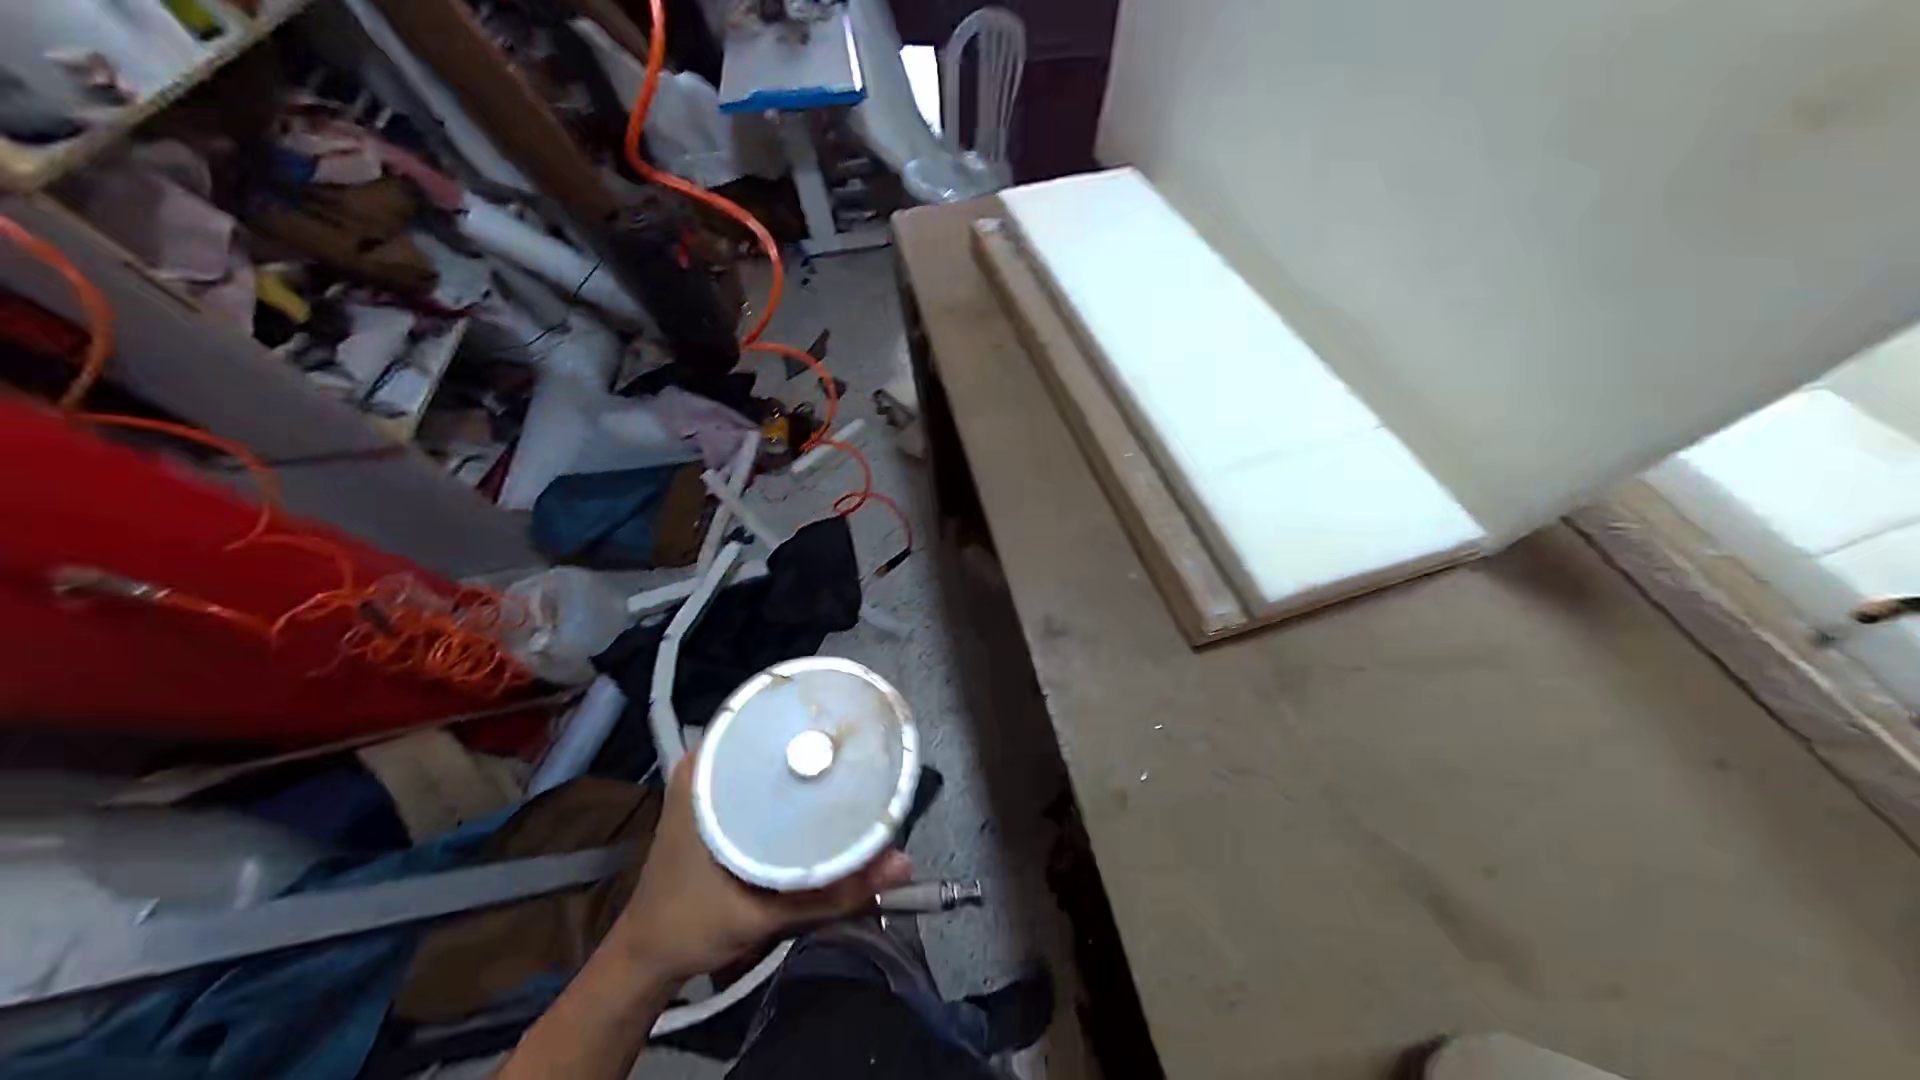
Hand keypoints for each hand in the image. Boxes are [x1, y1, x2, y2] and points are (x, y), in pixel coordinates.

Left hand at [612, 751, 913, 982]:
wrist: (647, 958)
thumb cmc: (693, 925)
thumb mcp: (766, 912)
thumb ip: (836, 892)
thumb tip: (901, 863)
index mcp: (705, 774)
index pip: (762, 721)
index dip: (809, 719)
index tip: (853, 724)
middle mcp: (706, 767)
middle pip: (772, 739)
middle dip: (817, 743)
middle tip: (864, 749)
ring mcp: (708, 784)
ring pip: (769, 759)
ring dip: (806, 765)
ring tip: (852, 764)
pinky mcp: (716, 803)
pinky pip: (762, 780)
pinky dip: (791, 787)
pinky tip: (821, 796)